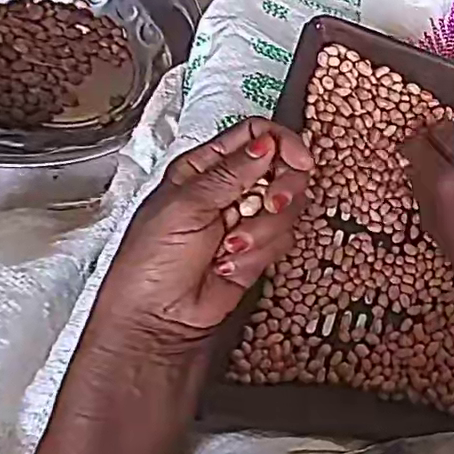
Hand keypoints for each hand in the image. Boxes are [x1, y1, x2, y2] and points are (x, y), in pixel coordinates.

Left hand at [92, 118, 312, 353]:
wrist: (160, 317)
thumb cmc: (153, 261)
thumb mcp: (186, 207)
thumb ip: (230, 173)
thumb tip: (267, 143)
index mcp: (205, 167)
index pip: (255, 136)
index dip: (283, 143)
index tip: (300, 160)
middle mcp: (232, 188)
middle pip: (283, 168)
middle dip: (283, 189)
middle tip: (270, 205)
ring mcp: (250, 217)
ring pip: (289, 205)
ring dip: (265, 229)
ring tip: (232, 247)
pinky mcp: (263, 245)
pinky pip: (285, 236)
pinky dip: (262, 251)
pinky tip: (231, 262)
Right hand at [401, 122, 453, 283]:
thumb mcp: (431, 222)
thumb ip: (420, 190)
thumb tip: (412, 169)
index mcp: (442, 182)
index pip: (419, 147)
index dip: (407, 146)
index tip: (403, 151)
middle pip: (442, 130)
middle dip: (427, 133)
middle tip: (419, 142)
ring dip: (448, 135)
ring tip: (438, 146)